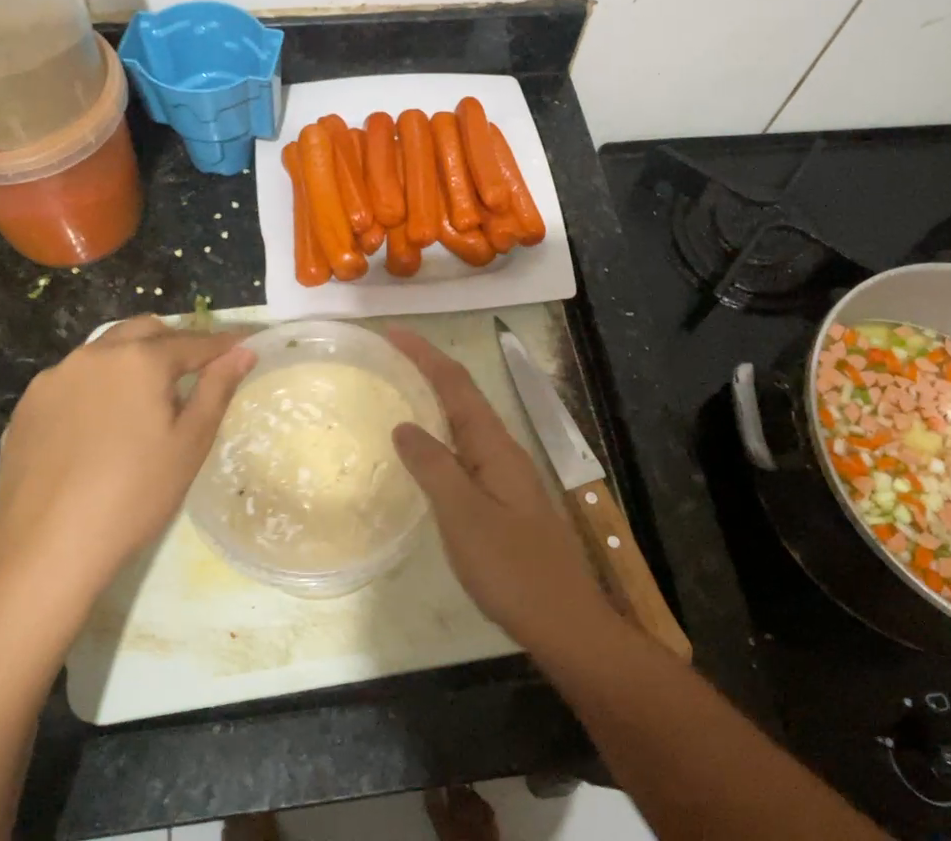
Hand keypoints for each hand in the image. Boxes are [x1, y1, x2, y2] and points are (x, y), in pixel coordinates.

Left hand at [0, 317, 254, 607]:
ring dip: (133, 361)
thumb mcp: (190, 443)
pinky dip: (98, 386)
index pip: (193, 342)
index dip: (223, 346)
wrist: (47, 544)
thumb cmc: (135, 494)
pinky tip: (102, 425)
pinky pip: (74, 379)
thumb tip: (242, 352)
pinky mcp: (29, 405)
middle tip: (197, 372)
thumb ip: (216, 389)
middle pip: (144, 332)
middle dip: (175, 342)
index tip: (246, 347)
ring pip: (104, 352)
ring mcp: (55, 377)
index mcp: (139, 359)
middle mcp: (94, 354)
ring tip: (148, 399)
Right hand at [384, 327, 612, 647]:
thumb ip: (432, 466)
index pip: (457, 385)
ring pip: (467, 426)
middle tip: (388, 357)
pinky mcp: (505, 503)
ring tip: (400, 392)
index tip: (392, 332)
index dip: (425, 355)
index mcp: (496, 447)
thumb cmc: (510, 567)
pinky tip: (426, 454)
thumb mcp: (462, 515)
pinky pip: (467, 453)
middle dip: (429, 370)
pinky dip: (442, 438)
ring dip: (436, 401)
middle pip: (464, 398)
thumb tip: (404, 425)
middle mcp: (504, 453)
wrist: (561, 619)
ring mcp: (507, 479)